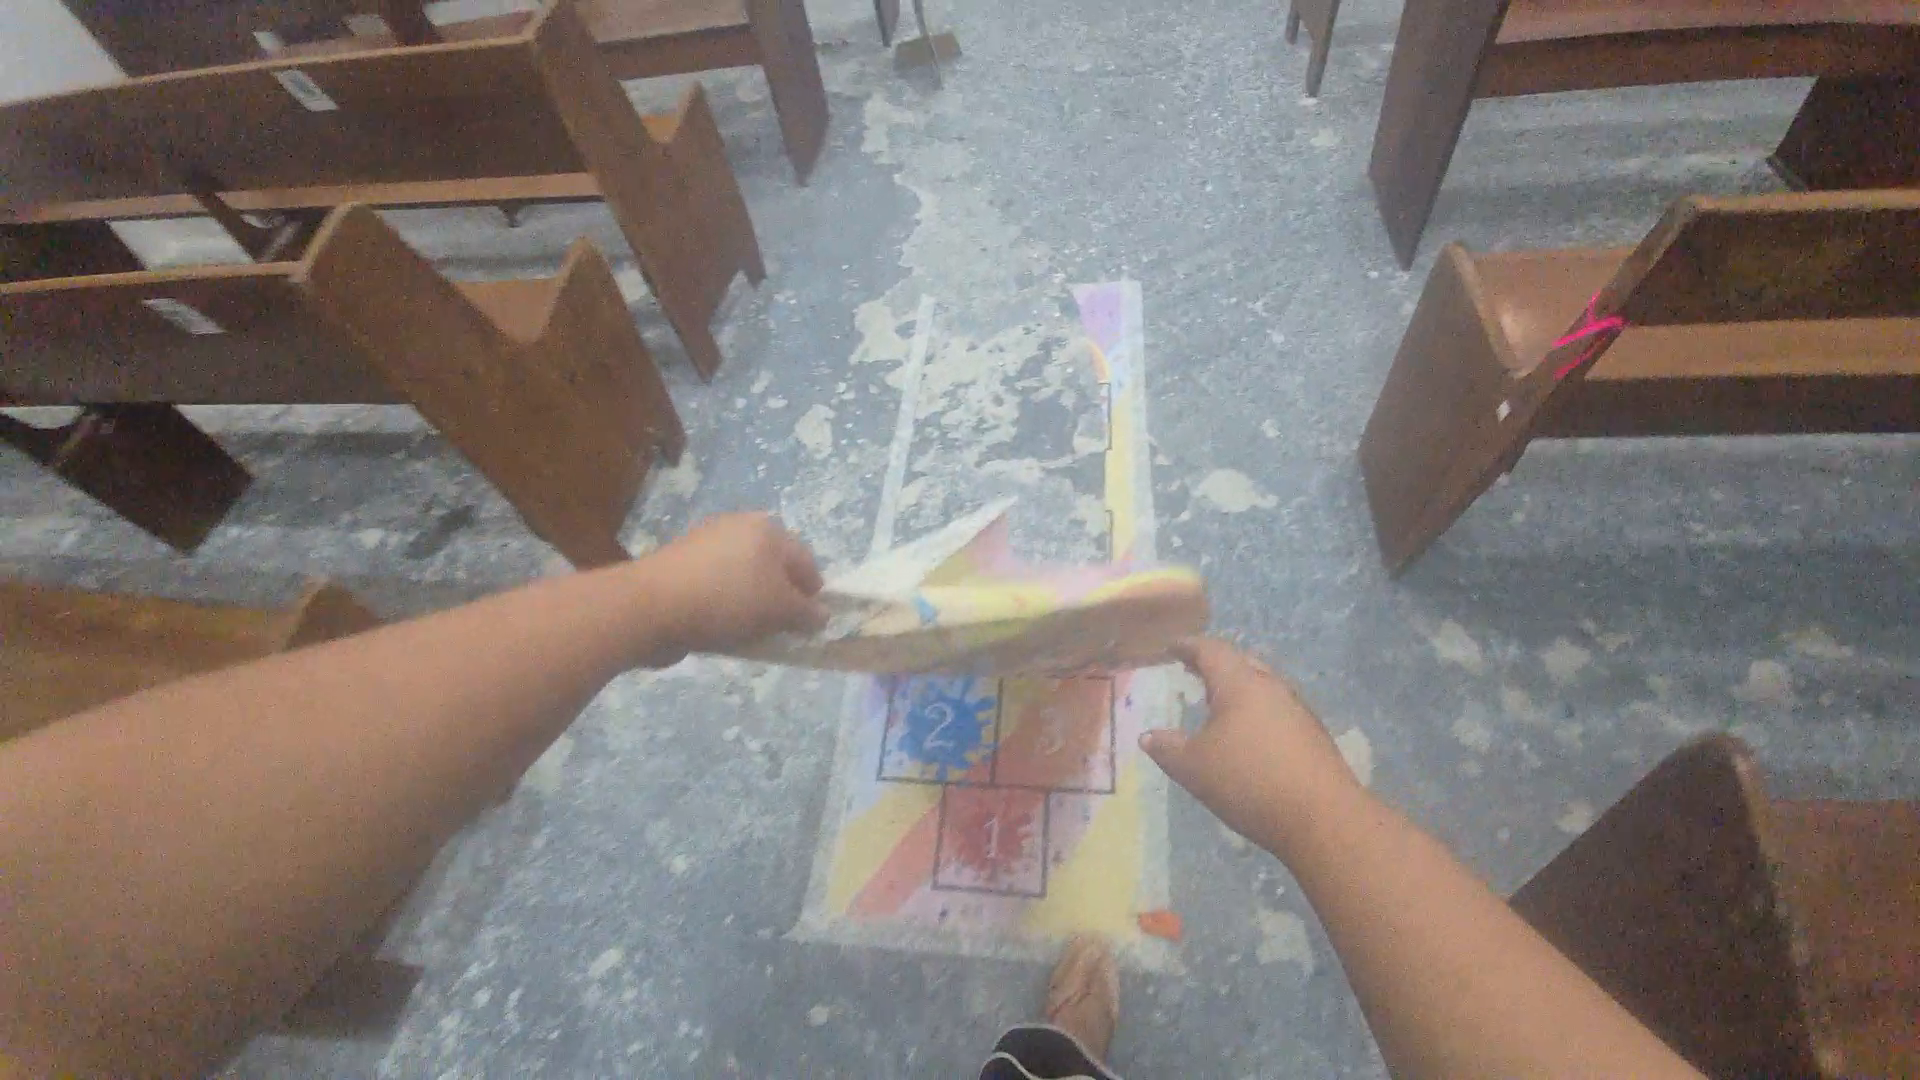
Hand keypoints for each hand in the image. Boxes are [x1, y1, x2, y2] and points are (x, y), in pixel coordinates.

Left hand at [641, 513, 828, 662]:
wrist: (651, 606)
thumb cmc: (728, 600)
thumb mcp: (779, 611)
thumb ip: (806, 613)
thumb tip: (823, 615)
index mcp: (768, 530)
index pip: (805, 561)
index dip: (813, 593)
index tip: (811, 623)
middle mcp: (739, 526)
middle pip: (773, 566)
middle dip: (781, 596)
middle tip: (782, 628)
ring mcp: (706, 542)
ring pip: (744, 576)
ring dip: (752, 602)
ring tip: (751, 632)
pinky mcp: (680, 563)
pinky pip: (717, 585)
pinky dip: (725, 604)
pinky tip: (721, 628)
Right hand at [1140, 638, 1363, 857]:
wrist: (1324, 819)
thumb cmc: (1249, 782)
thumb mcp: (1193, 768)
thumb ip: (1167, 748)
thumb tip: (1148, 736)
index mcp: (1240, 683)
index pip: (1210, 650)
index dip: (1188, 646)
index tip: (1171, 646)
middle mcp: (1272, 687)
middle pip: (1241, 662)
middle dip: (1215, 663)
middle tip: (1194, 670)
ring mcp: (1298, 711)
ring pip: (1263, 686)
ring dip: (1238, 688)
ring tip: (1218, 703)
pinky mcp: (1314, 736)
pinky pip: (1277, 710)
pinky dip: (1256, 712)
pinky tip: (1248, 735)